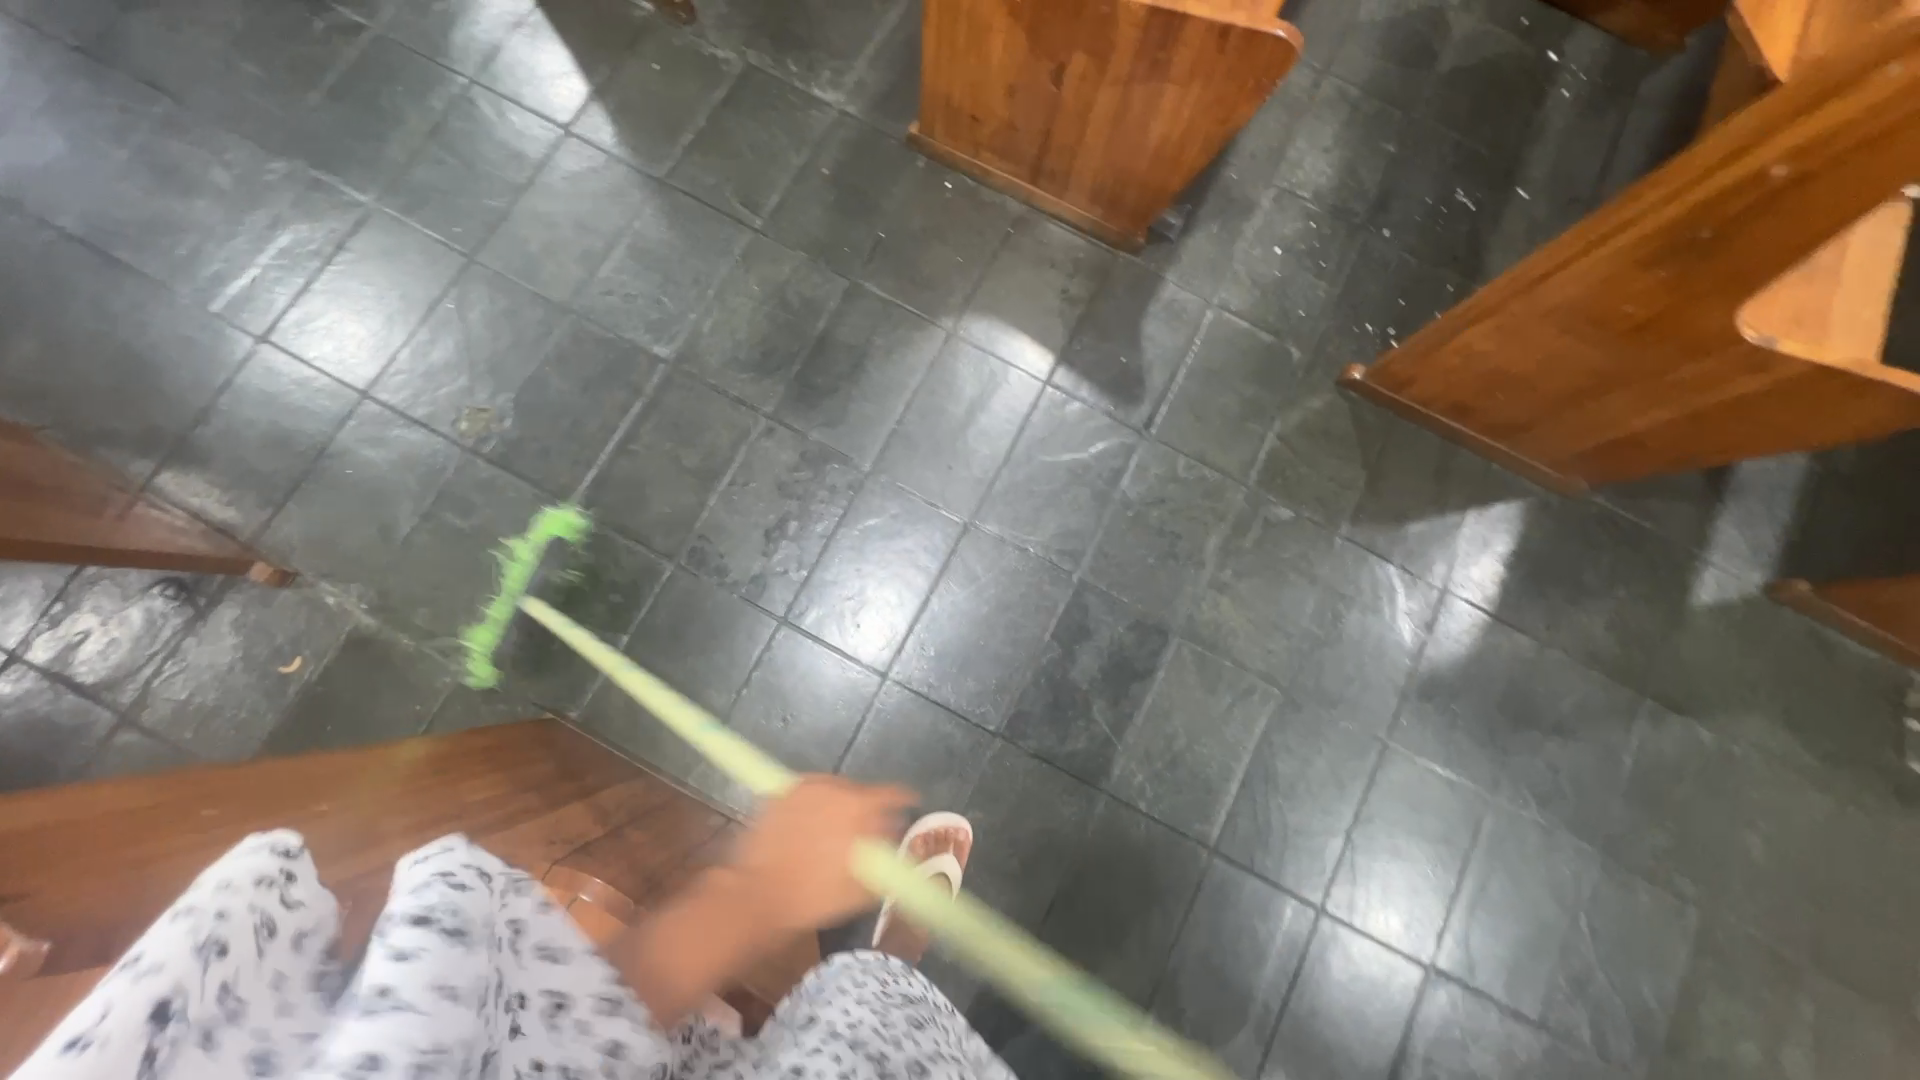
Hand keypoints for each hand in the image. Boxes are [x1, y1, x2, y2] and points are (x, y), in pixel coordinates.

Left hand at [730, 775, 917, 934]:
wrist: (759, 894)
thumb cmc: (815, 896)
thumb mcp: (863, 887)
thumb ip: (888, 862)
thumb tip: (900, 848)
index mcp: (860, 807)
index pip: (893, 794)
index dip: (903, 802)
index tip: (908, 807)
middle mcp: (835, 788)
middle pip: (863, 792)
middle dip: (868, 809)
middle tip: (866, 830)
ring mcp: (805, 788)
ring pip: (835, 790)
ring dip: (842, 804)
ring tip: (836, 827)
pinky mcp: (782, 792)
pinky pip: (810, 790)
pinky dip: (817, 801)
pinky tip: (813, 820)